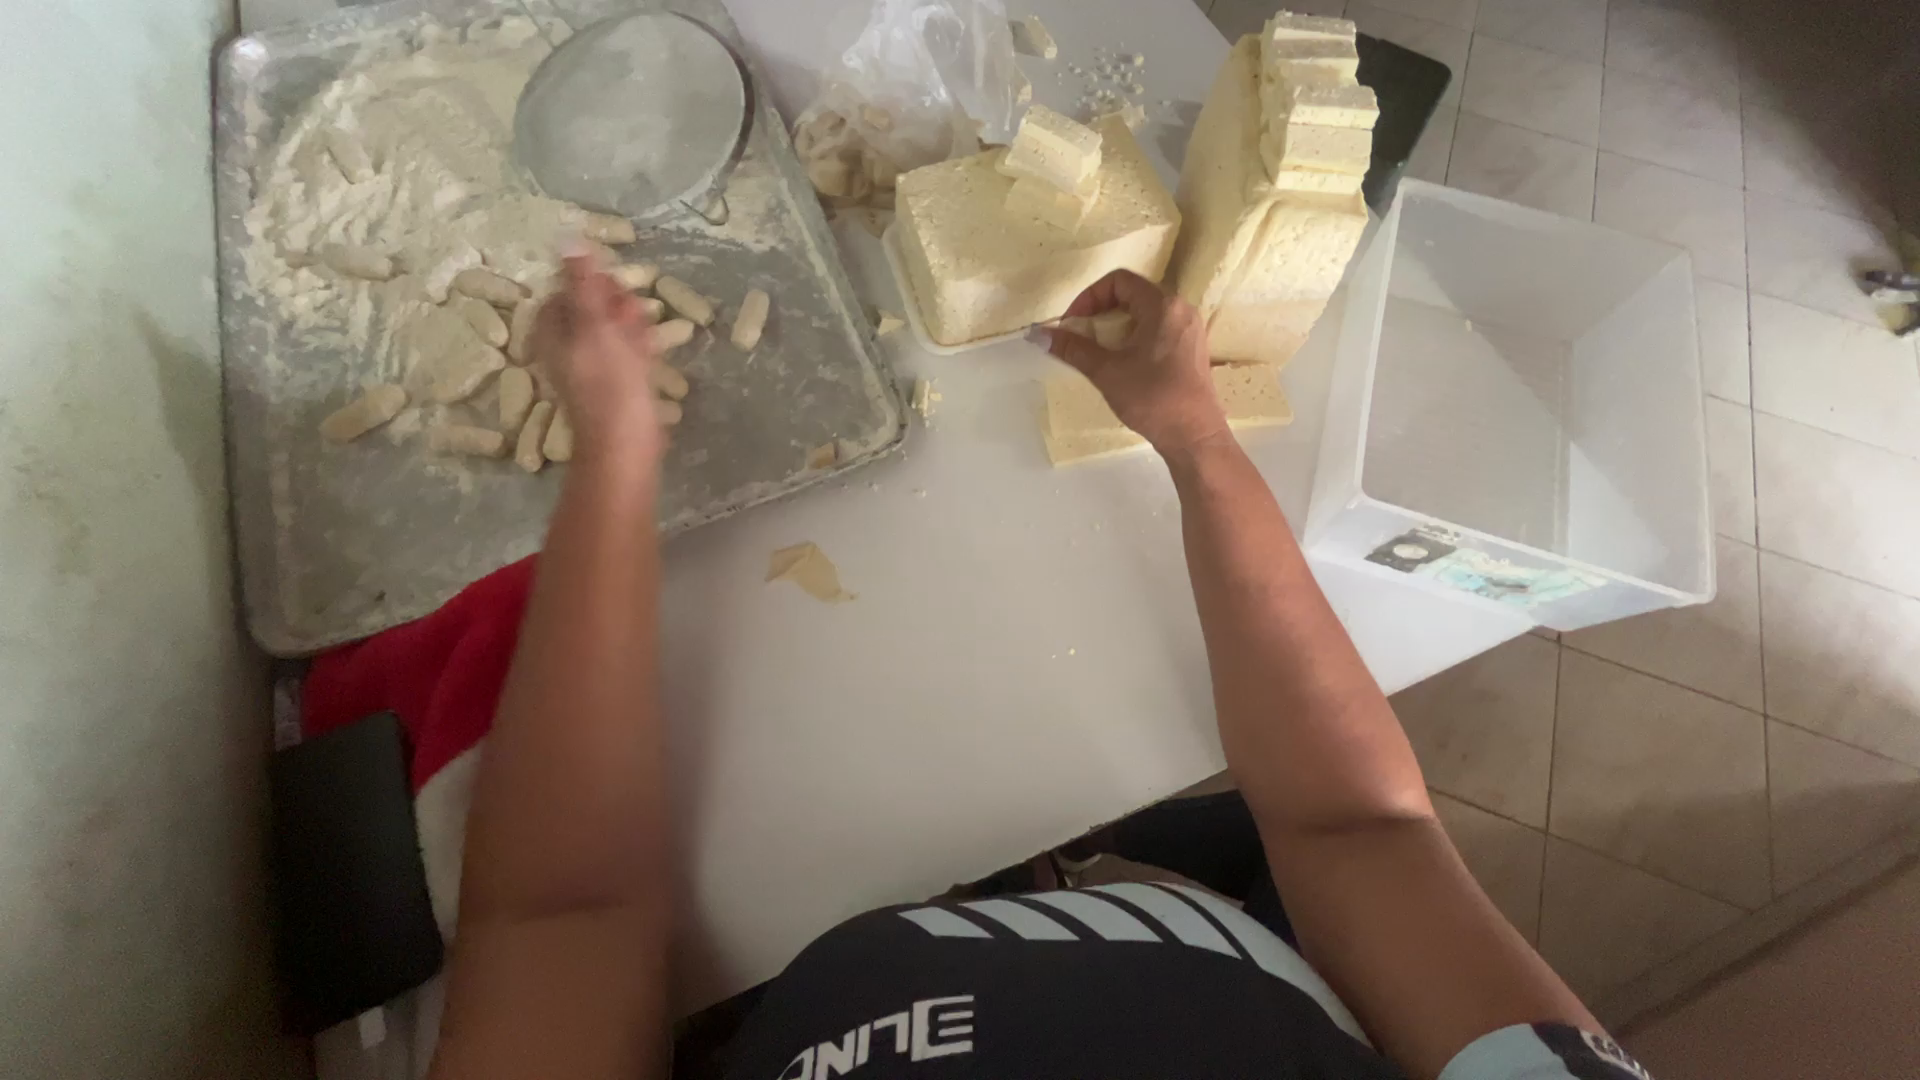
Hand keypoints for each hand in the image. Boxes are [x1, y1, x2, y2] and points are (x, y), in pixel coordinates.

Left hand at [527, 253, 668, 467]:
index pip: (570, 289)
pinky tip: (652, 356)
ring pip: (612, 333)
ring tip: (647, 337)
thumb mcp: (594, 325)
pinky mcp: (613, 386)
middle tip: (637, 318)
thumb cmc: (610, 384)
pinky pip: (625, 356)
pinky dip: (638, 351)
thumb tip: (568, 238)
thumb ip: (583, 283)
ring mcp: (590, 368)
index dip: (597, 285)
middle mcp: (566, 346)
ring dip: (632, 328)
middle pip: (593, 309)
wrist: (626, 443)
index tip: (619, 291)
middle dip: (618, 307)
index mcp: (552, 330)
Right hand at [1048, 270, 1229, 457]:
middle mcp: (1180, 309)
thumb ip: (1073, 348)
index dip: (1089, 297)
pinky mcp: (1190, 349)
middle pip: (1132, 295)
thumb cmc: (1152, 398)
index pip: (1119, 281)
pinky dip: (1134, 338)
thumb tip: (1037, 335)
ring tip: (1098, 352)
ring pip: (1144, 315)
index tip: (1073, 324)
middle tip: (1081, 337)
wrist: (1193, 435)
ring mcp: (1189, 330)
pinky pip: (1157, 331)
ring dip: (1116, 327)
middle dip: (1100, 313)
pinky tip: (1122, 363)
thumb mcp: (1106, 371)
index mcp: (1163, 306)